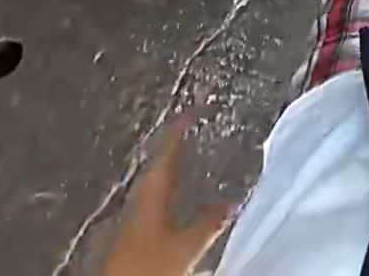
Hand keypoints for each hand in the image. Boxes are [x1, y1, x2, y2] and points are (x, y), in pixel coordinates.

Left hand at [98, 116, 231, 275]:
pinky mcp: (134, 230)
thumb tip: (233, 202)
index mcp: (151, 187)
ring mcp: (135, 213)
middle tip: (200, 126)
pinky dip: (172, 186)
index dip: (180, 125)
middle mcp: (140, 194)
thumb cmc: (145, 266)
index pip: (167, 146)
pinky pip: (157, 196)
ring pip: (159, 179)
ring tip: (197, 155)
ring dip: (176, 165)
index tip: (195, 108)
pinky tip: (184, 196)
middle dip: (180, 143)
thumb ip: (209, 223)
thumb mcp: (184, 246)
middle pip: (161, 160)